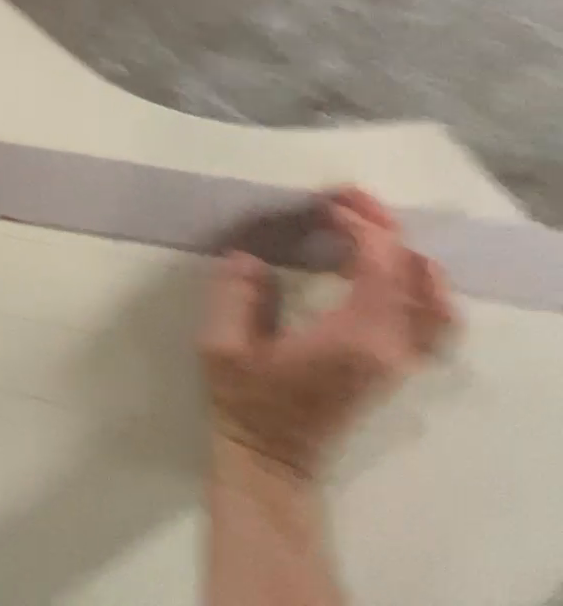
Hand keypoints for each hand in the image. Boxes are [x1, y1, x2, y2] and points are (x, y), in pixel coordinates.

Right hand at [199, 187, 456, 479]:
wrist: (272, 456)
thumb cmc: (244, 400)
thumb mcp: (220, 345)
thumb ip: (235, 295)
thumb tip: (248, 257)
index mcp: (354, 338)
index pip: (381, 269)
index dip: (361, 229)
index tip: (326, 205)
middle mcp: (392, 347)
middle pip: (415, 279)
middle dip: (387, 233)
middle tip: (350, 201)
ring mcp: (401, 362)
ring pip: (437, 303)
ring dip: (410, 261)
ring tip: (377, 234)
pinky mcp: (395, 369)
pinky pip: (432, 322)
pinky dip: (421, 290)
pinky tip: (392, 278)